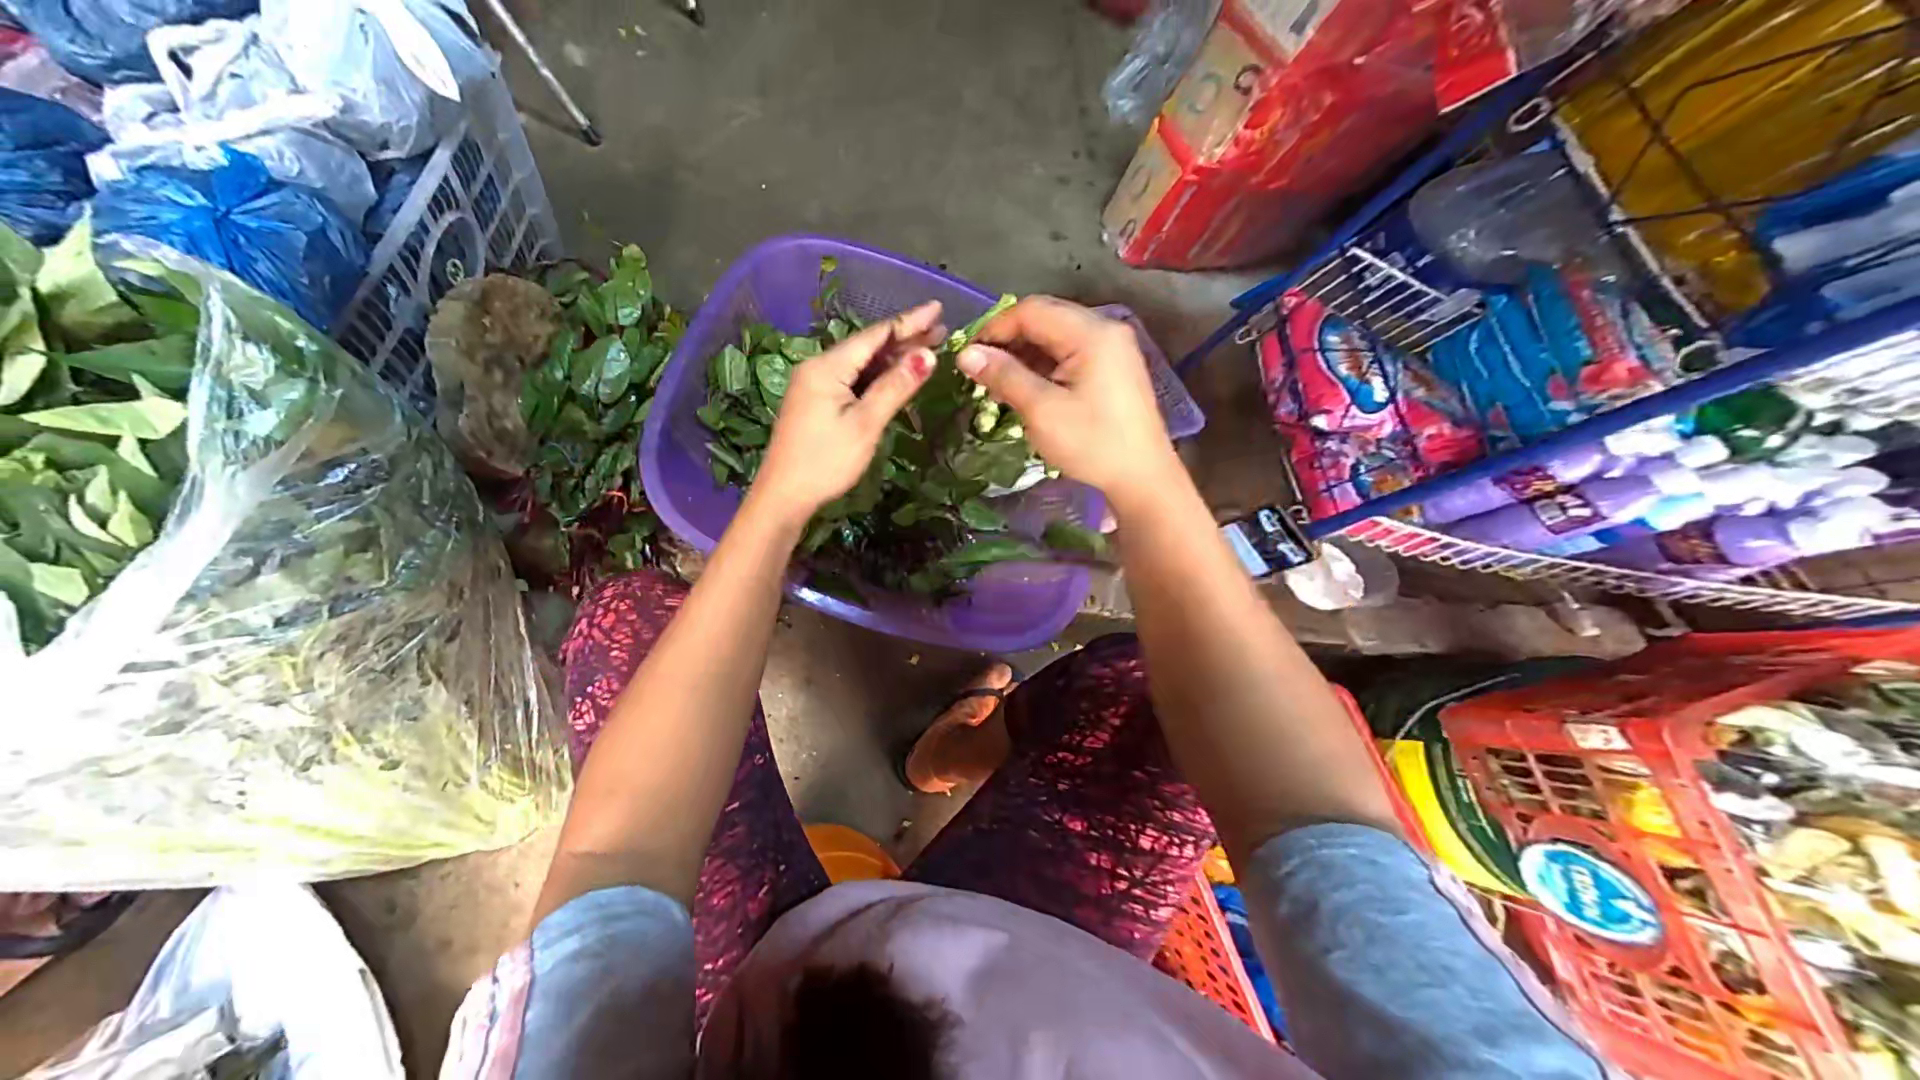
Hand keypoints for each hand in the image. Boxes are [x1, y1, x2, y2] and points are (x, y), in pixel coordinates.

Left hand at [750, 300, 943, 526]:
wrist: (784, 496)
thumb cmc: (825, 461)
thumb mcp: (865, 424)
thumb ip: (895, 387)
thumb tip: (927, 356)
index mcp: (827, 366)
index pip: (875, 335)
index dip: (909, 321)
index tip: (938, 308)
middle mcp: (819, 368)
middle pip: (868, 346)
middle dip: (905, 337)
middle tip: (941, 330)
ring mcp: (815, 385)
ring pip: (861, 363)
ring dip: (893, 356)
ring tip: (928, 348)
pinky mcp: (817, 402)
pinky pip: (853, 379)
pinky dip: (878, 375)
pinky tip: (897, 374)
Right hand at [957, 296, 1181, 511]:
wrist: (1142, 478)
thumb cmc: (1092, 444)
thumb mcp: (1042, 410)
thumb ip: (1004, 376)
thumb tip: (965, 355)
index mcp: (1091, 333)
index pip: (1031, 311)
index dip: (994, 328)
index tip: (968, 355)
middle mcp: (1105, 330)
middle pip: (1045, 318)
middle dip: (1009, 340)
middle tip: (980, 368)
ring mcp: (1113, 349)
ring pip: (1057, 336)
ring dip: (1025, 354)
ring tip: (999, 382)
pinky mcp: (1114, 369)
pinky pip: (1071, 354)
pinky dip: (1044, 365)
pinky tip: (1027, 388)